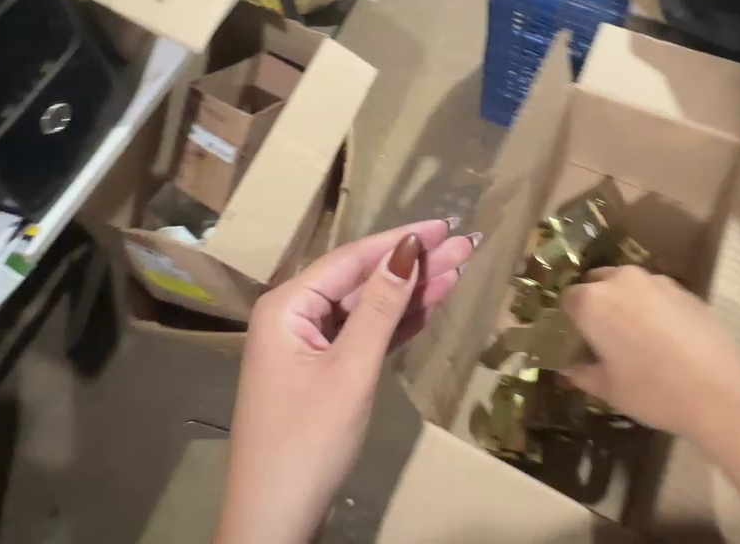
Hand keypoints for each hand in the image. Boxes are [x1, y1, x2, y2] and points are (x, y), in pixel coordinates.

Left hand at [217, 219, 478, 543]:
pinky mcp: (323, 371)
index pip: (353, 259)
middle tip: (465, 246)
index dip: (401, 240)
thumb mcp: (351, 369)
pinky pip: (365, 335)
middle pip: (363, 280)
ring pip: (368, 307)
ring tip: (458, 270)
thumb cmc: (309, 440)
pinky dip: (397, 323)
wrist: (274, 524)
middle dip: (414, 265)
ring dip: (412, 292)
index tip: (444, 226)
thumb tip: (407, 249)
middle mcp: (295, 315)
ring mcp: (308, 345)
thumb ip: (381, 307)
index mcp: (288, 305)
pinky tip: (430, 305)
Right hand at [560, 266, 739, 441]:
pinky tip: (665, 338)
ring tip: (637, 338)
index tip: (578, 342)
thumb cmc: (652, 390)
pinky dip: (652, 307)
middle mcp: (620, 280)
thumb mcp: (609, 390)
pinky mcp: (682, 288)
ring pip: (627, 286)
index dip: (570, 321)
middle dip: (596, 306)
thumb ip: (582, 374)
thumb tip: (569, 368)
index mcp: (592, 301)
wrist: (719, 390)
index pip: (567, 300)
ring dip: (624, 303)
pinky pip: (655, 293)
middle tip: (605, 339)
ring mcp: (654, 280)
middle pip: (596, 284)